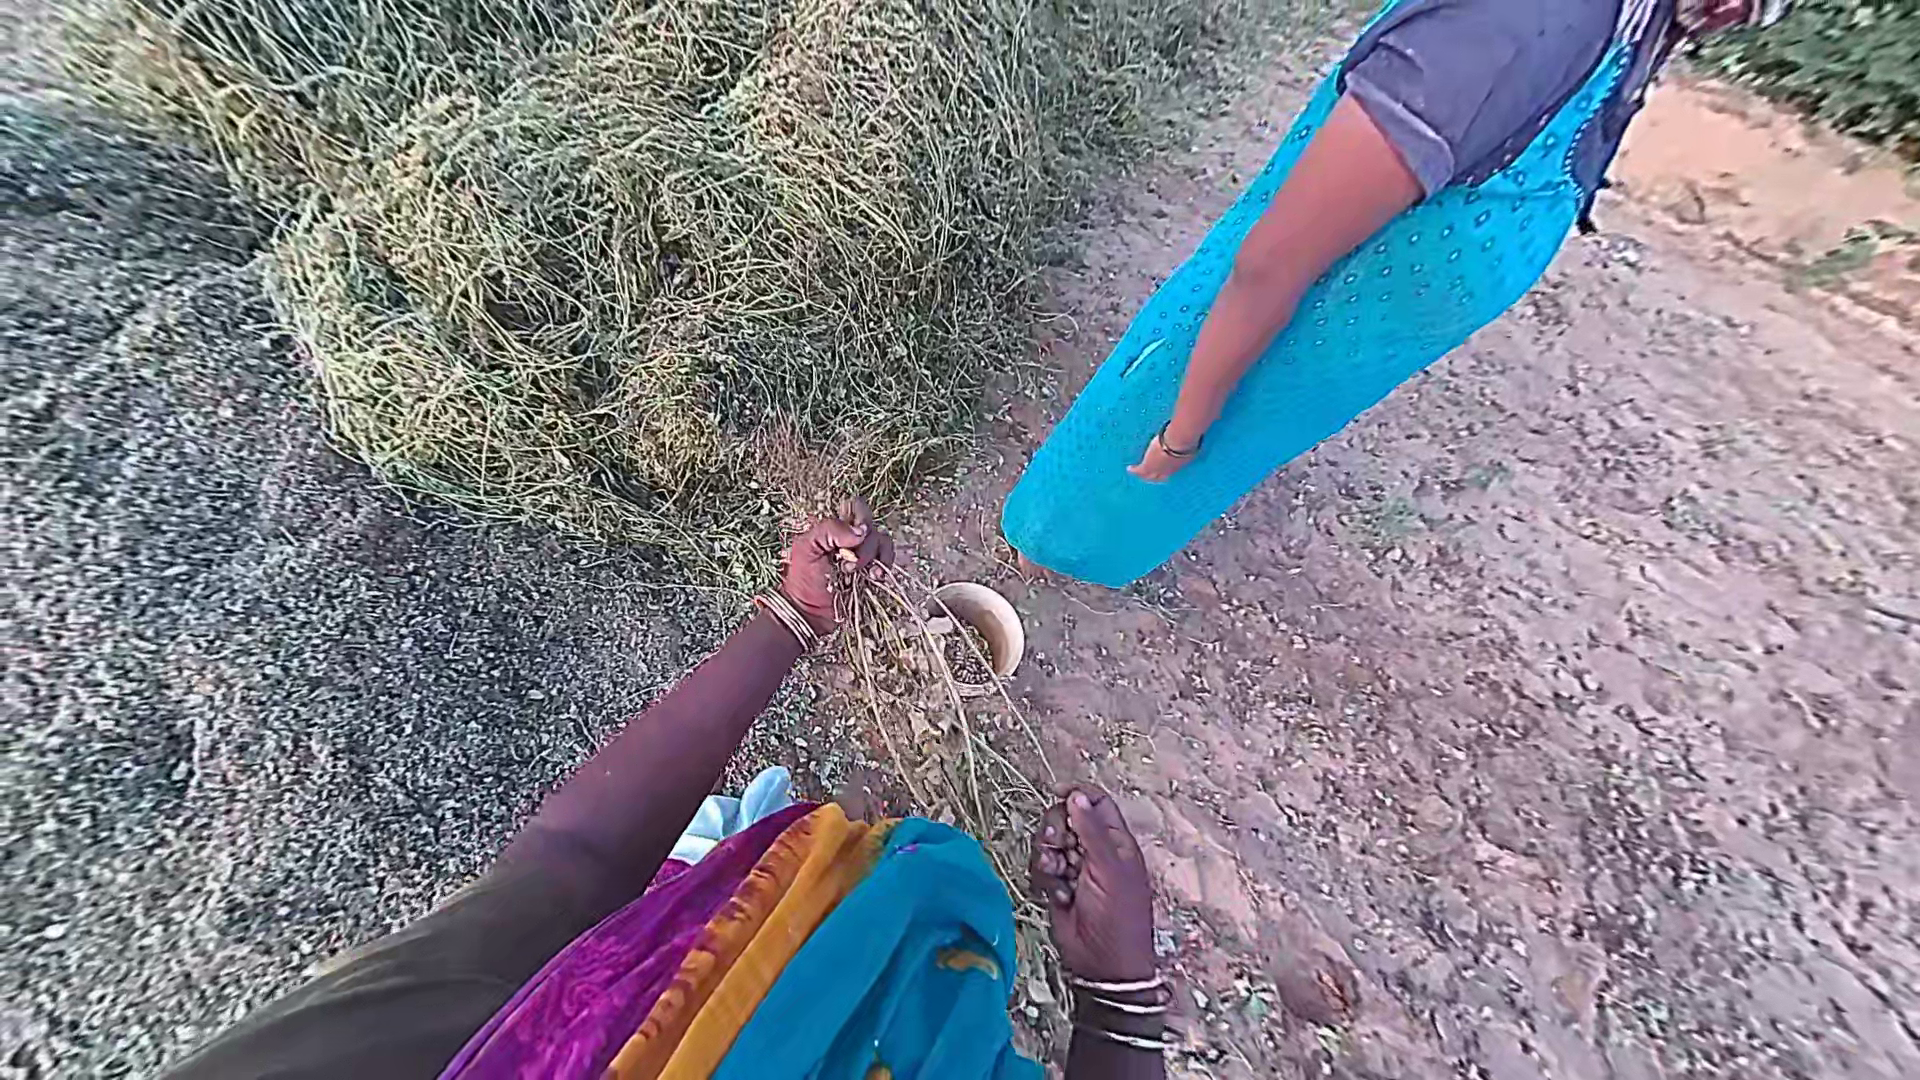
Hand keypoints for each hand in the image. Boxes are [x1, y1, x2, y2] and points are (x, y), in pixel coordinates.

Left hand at [778, 497, 893, 636]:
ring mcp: (863, 553)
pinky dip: (884, 565)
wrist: (810, 612)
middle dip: (864, 546)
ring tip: (863, 573)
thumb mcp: (806, 547)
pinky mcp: (872, 569)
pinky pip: (887, 558)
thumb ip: (830, 530)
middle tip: (849, 565)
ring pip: (882, 541)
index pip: (855, 507)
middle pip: (871, 525)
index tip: (854, 537)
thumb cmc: (803, 580)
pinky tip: (875, 577)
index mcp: (833, 527)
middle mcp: (850, 536)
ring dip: (874, 557)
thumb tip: (861, 531)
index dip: (859, 518)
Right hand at [1030, 786, 1156, 982]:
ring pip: (1049, 840)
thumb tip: (1076, 796)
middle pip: (1065, 817)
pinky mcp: (1056, 884)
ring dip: (1048, 856)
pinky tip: (1059, 894)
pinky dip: (1046, 878)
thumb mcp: (1110, 869)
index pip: (1095, 803)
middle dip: (1056, 828)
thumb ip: (1092, 830)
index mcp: (1115, 841)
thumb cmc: (1119, 917)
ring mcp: (1074, 866)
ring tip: (1059, 875)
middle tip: (1059, 845)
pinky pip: (1041, 866)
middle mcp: (1093, 849)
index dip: (1077, 794)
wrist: (1103, 967)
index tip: (1058, 792)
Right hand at [1127, 430, 1197, 482]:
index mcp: (1182, 462)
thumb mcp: (1189, 438)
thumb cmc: (1189, 436)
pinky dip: (1134, 471)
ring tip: (1138, 473)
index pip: (1174, 469)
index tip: (1166, 468)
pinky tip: (1130, 469)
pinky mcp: (1148, 466)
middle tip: (1150, 476)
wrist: (1180, 439)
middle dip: (1156, 476)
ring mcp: (1159, 469)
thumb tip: (1194, 427)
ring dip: (1144, 475)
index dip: (1169, 469)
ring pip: (1150, 476)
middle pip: (1161, 477)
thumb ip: (1189, 436)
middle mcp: (1171, 470)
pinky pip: (1140, 471)